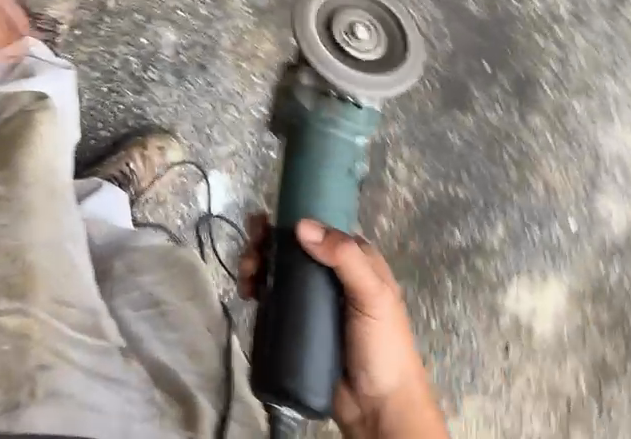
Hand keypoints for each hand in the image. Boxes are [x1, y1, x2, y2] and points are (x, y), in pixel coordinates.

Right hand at [241, 217, 448, 438]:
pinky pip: (272, 294)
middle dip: (264, 243)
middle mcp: (331, 273)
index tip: (265, 224)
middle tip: (252, 257)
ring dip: (256, 263)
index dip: (290, 220)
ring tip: (247, 278)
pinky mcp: (297, 320)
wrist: (377, 410)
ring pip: (277, 267)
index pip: (318, 227)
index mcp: (355, 261)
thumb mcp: (373, 297)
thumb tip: (301, 226)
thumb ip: (344, 258)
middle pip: (290, 245)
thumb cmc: (383, 348)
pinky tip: (248, 293)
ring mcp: (312, 297)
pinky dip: (256, 286)